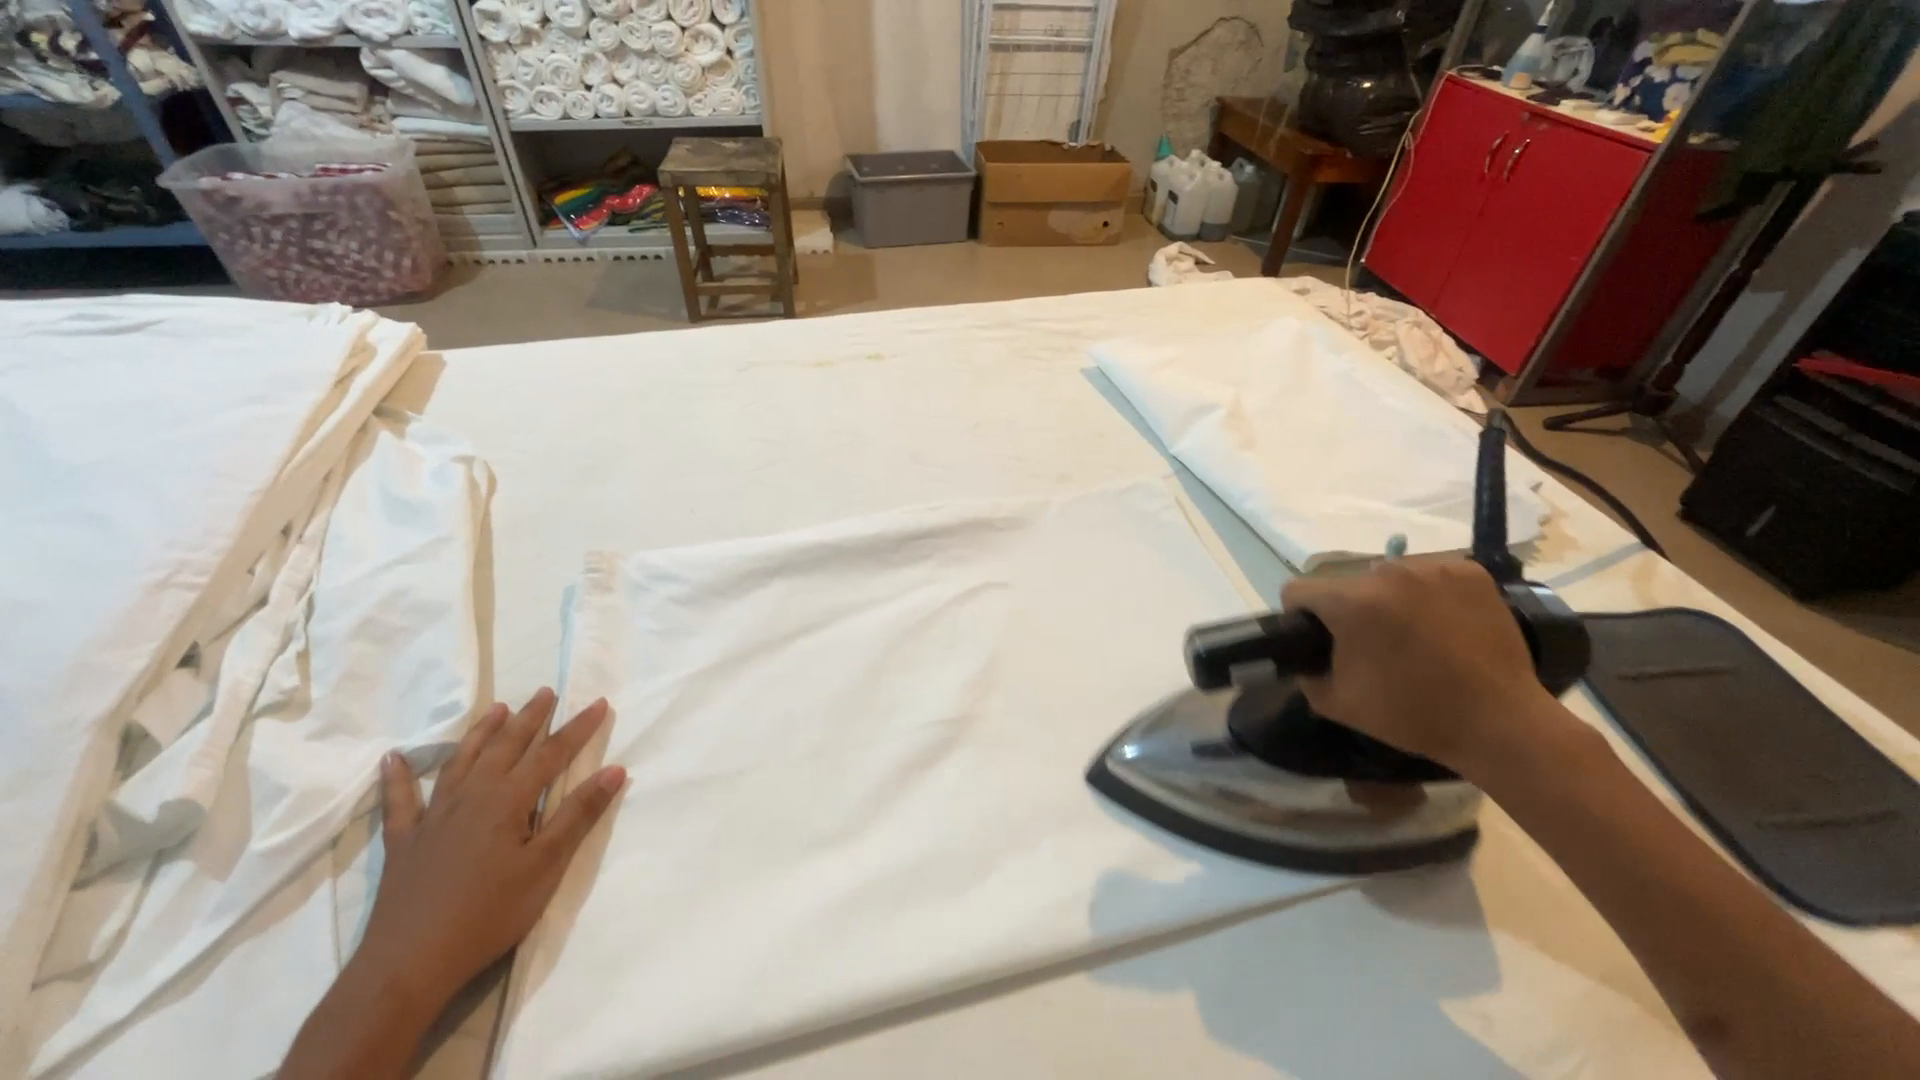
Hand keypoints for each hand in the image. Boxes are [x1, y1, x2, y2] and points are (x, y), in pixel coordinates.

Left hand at [357, 689, 626, 1006]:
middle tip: (546, 692)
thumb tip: (614, 770)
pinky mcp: (406, 841)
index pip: (551, 755)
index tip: (599, 704)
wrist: (410, 961)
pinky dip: (398, 777)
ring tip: (497, 709)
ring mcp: (434, 817)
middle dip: (529, 718)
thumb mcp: (546, 867)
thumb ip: (578, 815)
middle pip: (505, 747)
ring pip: (460, 761)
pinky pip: (400, 800)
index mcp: (508, 801)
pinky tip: (393, 758)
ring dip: (480, 732)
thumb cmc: (490, 914)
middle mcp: (471, 797)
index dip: (577, 729)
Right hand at [1280, 559, 1566, 773]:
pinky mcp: (1470, 571)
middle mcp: (1389, 572)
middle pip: (1346, 583)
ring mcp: (1434, 567)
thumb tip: (1302, 654)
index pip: (1298, 589)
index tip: (1320, 640)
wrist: (1498, 722)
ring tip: (1412, 635)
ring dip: (1388, 598)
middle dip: (1350, 609)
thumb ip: (1304, 671)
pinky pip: (1429, 574)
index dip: (1300, 616)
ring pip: (1388, 575)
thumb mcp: (1335, 703)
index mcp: (1352, 602)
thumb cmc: (1411, 714)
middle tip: (1372, 646)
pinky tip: (1442, 624)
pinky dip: (1427, 594)